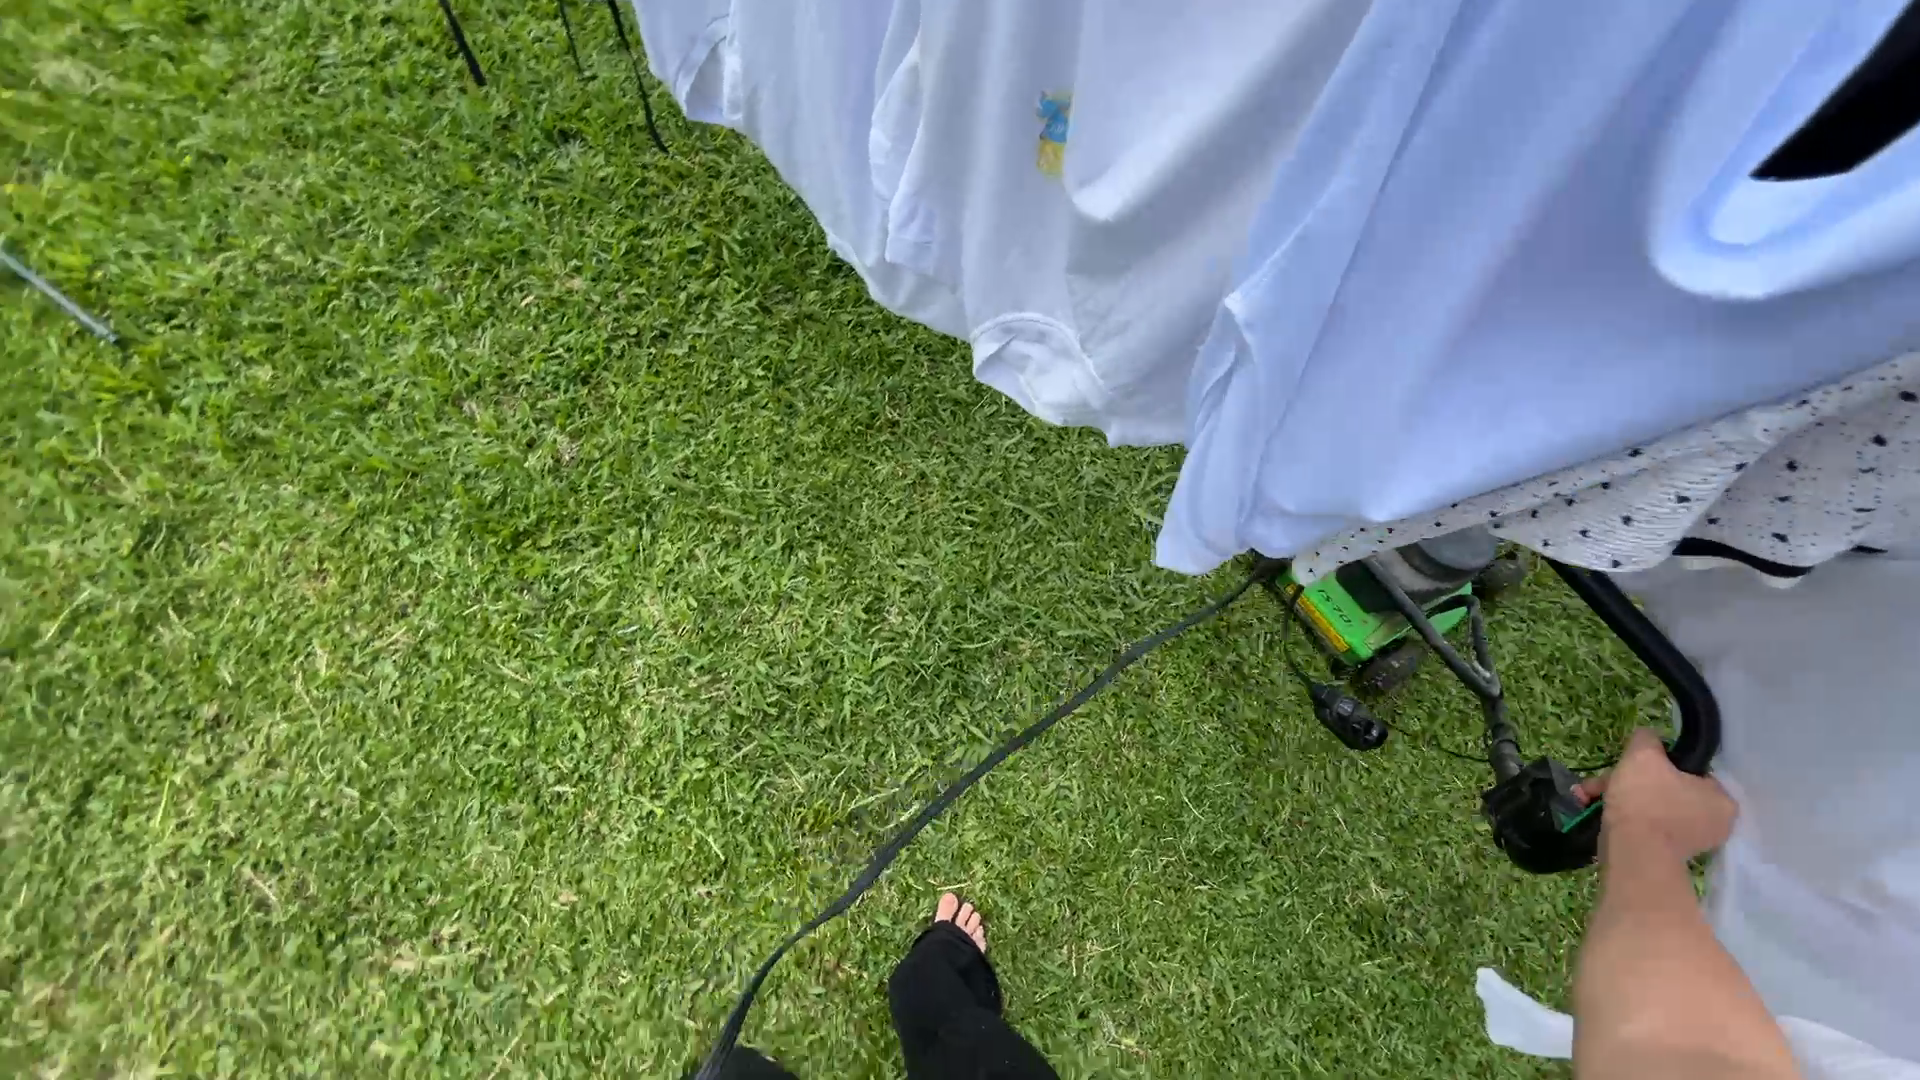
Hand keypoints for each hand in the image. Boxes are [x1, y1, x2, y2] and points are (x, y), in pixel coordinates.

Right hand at [1577, 728, 1735, 861]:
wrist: (1634, 852)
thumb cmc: (1645, 801)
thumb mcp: (1642, 757)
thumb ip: (1647, 739)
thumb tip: (1649, 735)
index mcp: (1721, 798)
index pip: (1687, 769)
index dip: (1653, 763)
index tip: (1628, 765)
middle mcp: (1715, 820)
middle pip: (1662, 786)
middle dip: (1624, 781)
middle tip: (1601, 782)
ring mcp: (1692, 838)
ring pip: (1648, 804)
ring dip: (1615, 795)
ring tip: (1587, 796)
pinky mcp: (1669, 851)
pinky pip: (1645, 823)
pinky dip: (1621, 815)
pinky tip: (1596, 810)